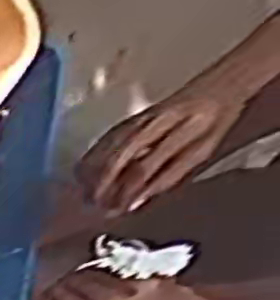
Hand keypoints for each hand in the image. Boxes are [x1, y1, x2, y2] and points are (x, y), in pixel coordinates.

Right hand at [79, 86, 247, 213]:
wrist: (213, 90)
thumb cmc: (212, 124)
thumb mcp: (203, 150)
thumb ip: (170, 176)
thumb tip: (134, 203)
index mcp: (185, 126)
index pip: (145, 166)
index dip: (129, 192)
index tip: (121, 209)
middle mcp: (153, 122)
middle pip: (113, 162)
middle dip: (102, 189)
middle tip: (100, 207)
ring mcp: (130, 123)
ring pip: (97, 159)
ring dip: (90, 183)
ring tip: (93, 198)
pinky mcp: (116, 127)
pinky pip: (91, 153)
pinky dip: (85, 172)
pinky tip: (90, 183)